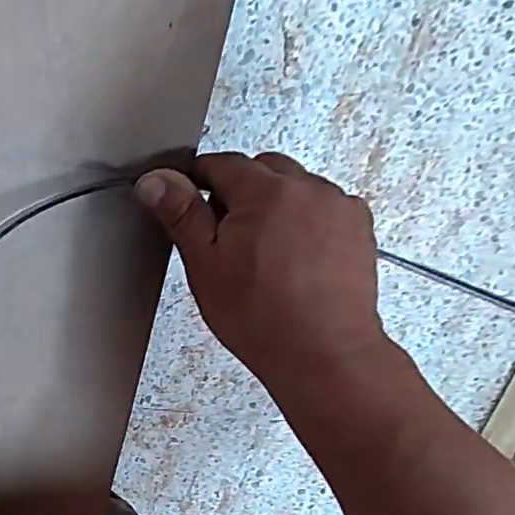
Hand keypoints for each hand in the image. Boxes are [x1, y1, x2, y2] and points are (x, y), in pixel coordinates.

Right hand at [134, 151, 391, 382]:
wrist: (320, 351)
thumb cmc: (260, 313)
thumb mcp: (202, 261)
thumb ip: (180, 213)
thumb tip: (157, 181)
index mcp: (265, 192)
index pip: (222, 163)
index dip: (196, 179)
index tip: (183, 198)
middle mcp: (308, 189)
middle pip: (261, 169)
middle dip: (236, 190)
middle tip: (218, 234)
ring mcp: (338, 207)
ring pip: (293, 187)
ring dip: (270, 204)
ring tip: (255, 252)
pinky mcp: (357, 229)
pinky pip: (320, 207)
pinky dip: (300, 220)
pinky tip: (285, 258)